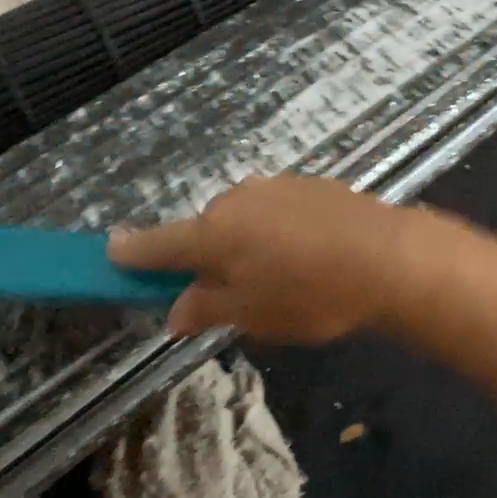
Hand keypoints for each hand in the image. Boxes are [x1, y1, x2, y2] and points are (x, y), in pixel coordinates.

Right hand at [108, 175, 424, 342]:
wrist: (386, 256)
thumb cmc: (310, 293)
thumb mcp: (253, 314)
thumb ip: (208, 308)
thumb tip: (175, 309)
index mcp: (214, 233)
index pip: (160, 243)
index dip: (135, 252)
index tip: (111, 252)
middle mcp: (237, 199)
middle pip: (206, 229)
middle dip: (209, 256)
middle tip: (229, 292)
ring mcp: (274, 186)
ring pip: (244, 217)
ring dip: (246, 241)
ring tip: (280, 277)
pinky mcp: (308, 183)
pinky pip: (276, 209)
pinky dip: (277, 229)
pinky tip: (306, 254)